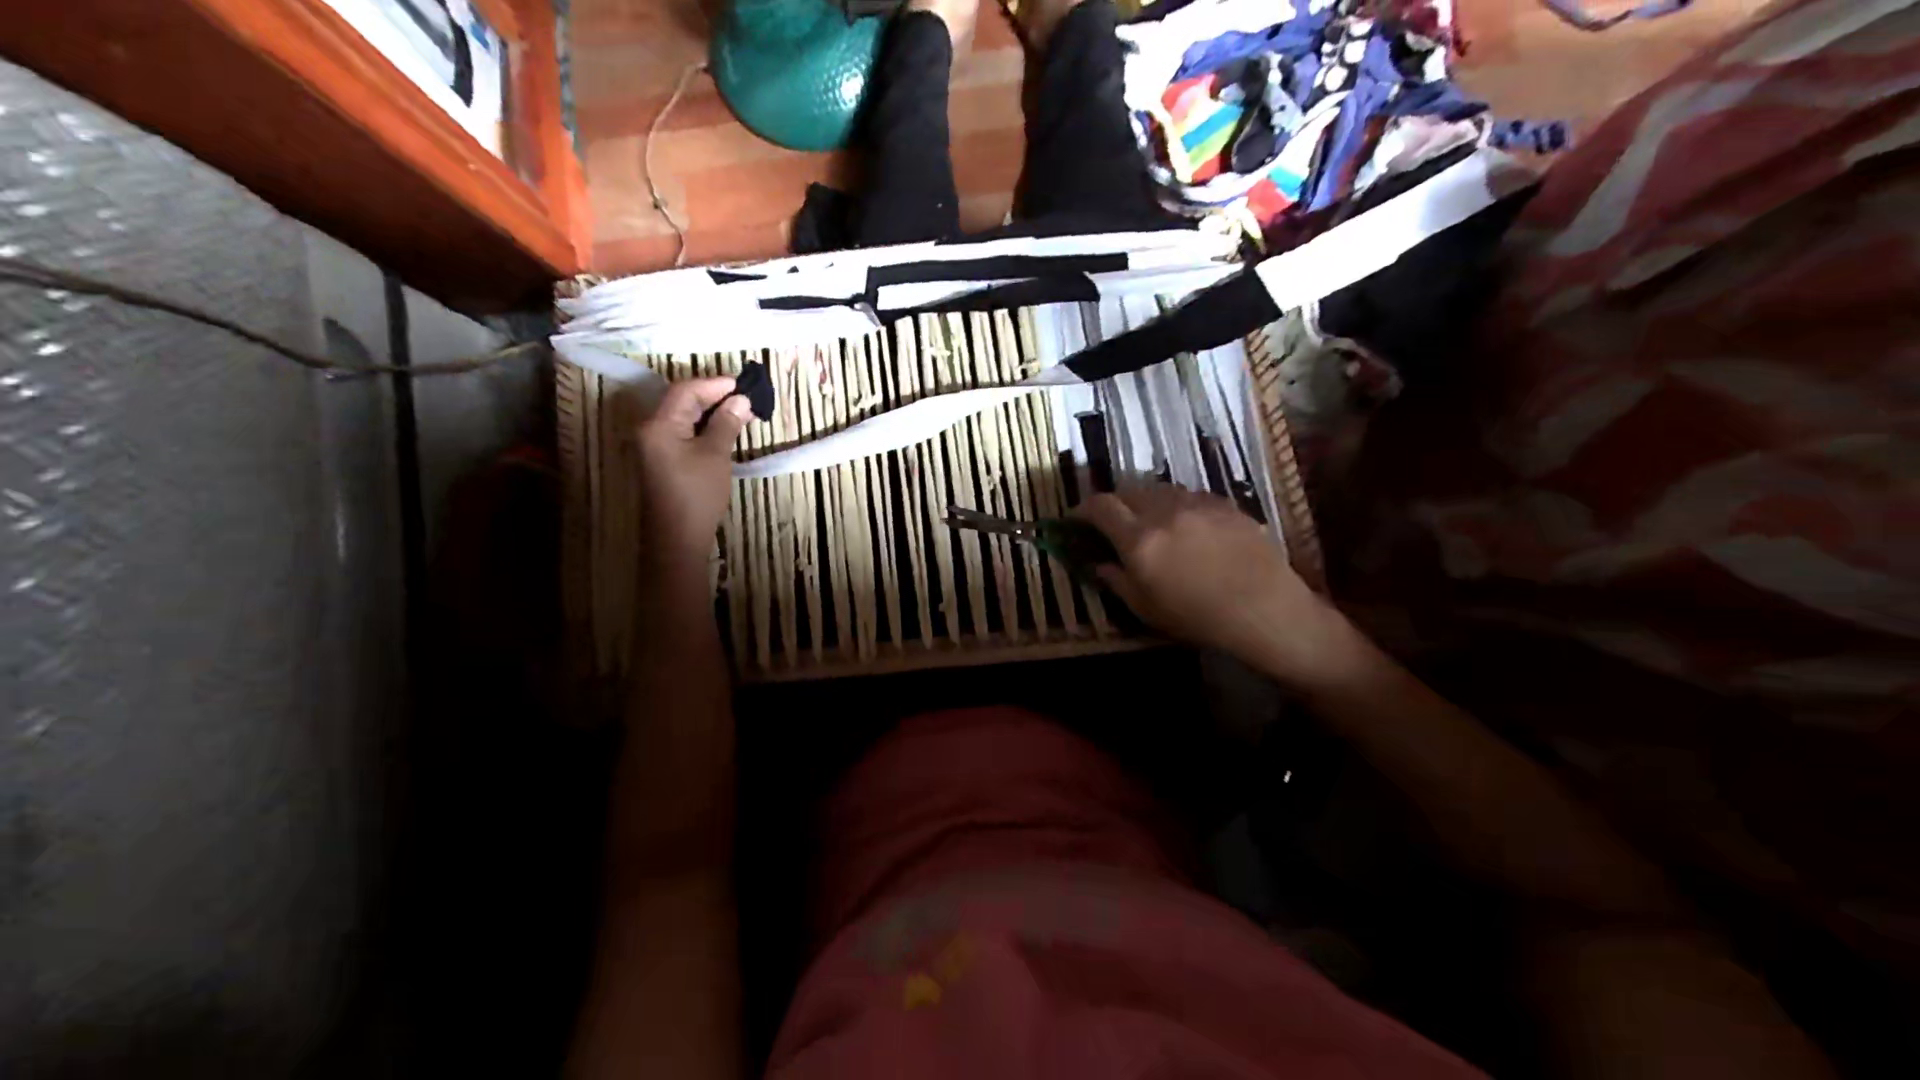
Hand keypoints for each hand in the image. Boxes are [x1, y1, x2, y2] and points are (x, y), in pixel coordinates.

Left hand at [637, 377, 754, 565]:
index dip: (715, 384)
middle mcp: (650, 430)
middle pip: (682, 401)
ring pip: (683, 417)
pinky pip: (683, 432)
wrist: (677, 540)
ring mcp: (654, 446)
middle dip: (714, 396)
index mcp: (658, 424)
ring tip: (741, 412)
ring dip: (711, 412)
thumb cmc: (697, 495)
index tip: (744, 384)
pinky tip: (725, 430)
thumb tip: (740, 400)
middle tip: (746, 398)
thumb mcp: (715, 455)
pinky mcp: (662, 460)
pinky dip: (704, 427)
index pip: (686, 391)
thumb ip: (726, 423)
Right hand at [1078, 484, 1362, 689]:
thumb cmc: (1198, 617)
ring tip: (1151, 522)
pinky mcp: (1225, 504)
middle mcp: (1164, 512)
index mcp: (1139, 539)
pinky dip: (1177, 506)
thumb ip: (1116, 579)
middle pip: (1129, 491)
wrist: (1266, 610)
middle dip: (1115, 503)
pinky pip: (1190, 496)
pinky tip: (1187, 527)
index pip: (1100, 507)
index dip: (1083, 509)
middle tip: (1113, 522)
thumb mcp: (1146, 608)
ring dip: (1147, 501)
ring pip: (1160, 489)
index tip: (1077, 519)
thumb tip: (1098, 563)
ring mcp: (1197, 504)